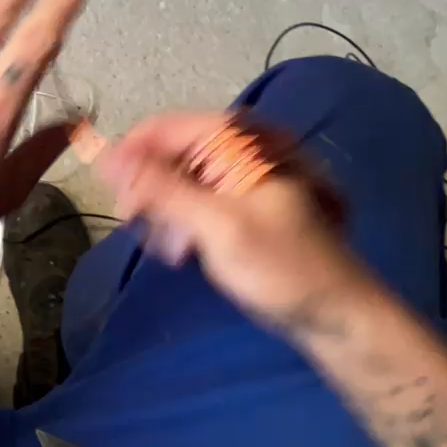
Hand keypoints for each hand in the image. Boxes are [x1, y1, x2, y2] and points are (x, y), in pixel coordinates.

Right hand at [96, 110, 373, 325]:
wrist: (342, 319)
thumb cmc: (283, 267)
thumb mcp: (215, 226)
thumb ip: (159, 187)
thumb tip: (104, 155)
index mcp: (236, 141)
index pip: (162, 127)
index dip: (129, 152)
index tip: (109, 189)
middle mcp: (235, 150)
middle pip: (166, 151)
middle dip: (145, 187)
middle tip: (134, 224)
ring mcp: (237, 178)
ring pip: (174, 177)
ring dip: (160, 208)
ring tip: (164, 246)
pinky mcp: (236, 205)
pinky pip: (190, 198)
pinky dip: (178, 220)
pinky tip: (179, 248)